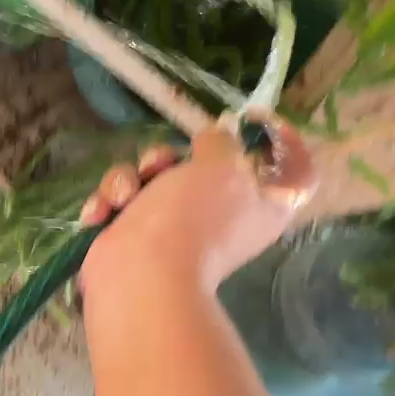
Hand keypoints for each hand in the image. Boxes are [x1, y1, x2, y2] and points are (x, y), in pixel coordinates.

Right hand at [79, 112, 317, 295]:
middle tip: (158, 165)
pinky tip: (99, 215)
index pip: (295, 170)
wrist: (137, 274)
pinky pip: (121, 201)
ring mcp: (173, 226)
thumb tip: (217, 135)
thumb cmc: (189, 220)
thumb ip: (222, 141)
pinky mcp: (134, 235)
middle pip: (199, 165)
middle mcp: (221, 214)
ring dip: (127, 180)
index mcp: (261, 204)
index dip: (285, 143)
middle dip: (167, 158)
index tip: (256, 121)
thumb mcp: (219, 166)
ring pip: (149, 178)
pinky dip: (107, 204)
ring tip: (121, 197)